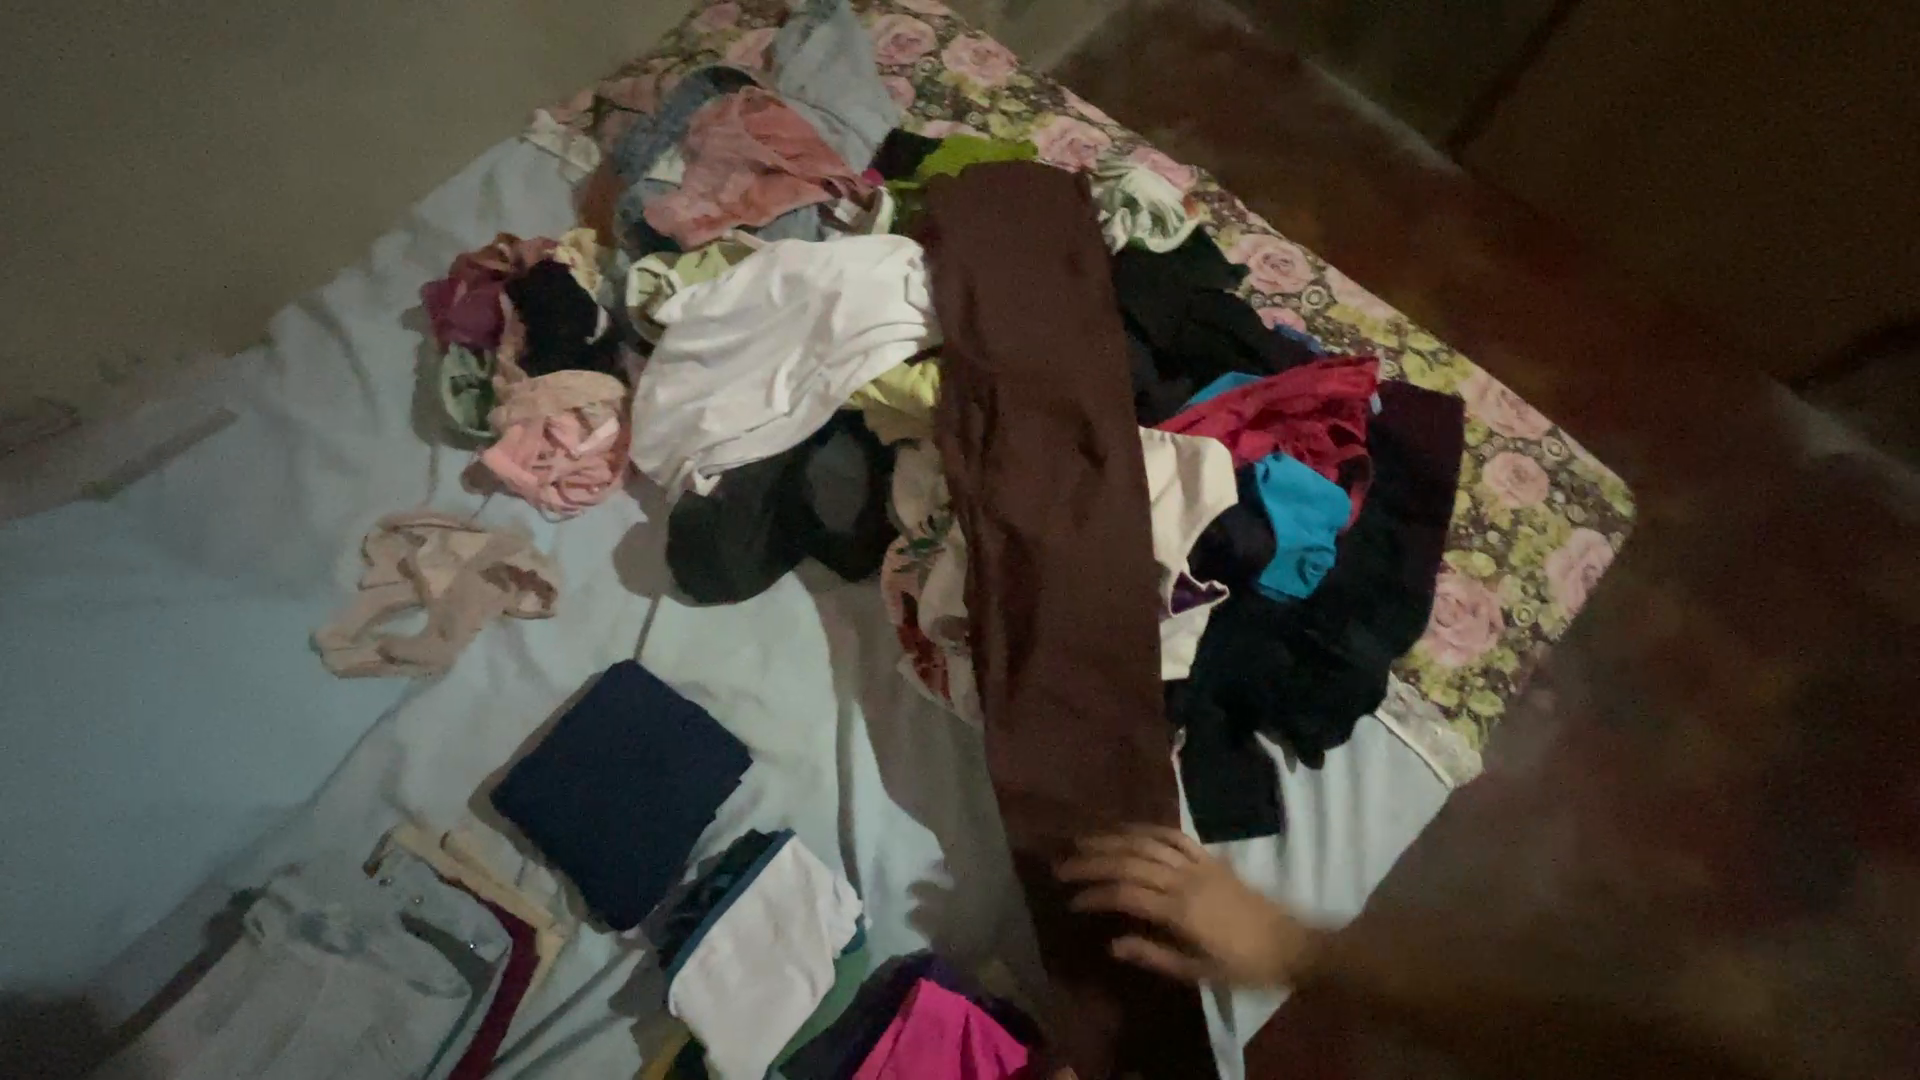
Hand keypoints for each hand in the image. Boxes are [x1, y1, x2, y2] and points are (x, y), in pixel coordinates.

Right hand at [1056, 825, 1321, 986]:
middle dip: (1092, 861)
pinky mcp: (1208, 855)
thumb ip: (1153, 955)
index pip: (1125, 893)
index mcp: (1179, 910)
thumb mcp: (1198, 972)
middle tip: (1063, 865)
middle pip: (1128, 860)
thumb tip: (1112, 944)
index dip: (1094, 893)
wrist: (1290, 944)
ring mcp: (1196, 862)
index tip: (1072, 900)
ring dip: (1111, 839)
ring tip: (1083, 842)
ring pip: (1145, 841)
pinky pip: (1172, 834)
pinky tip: (1127, 830)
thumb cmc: (1243, 966)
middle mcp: (1183, 878)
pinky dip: (1146, 828)